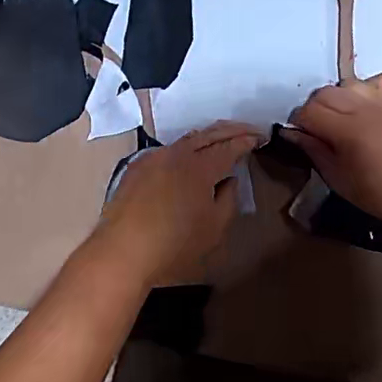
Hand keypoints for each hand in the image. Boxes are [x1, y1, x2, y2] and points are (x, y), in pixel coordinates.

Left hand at [92, 121, 263, 286]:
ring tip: (222, 139)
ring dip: (207, 137)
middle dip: (231, 130)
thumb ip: (228, 199)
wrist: (122, 251)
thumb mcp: (215, 228)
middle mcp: (176, 154)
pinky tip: (189, 157)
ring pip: (186, 140)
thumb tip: (229, 180)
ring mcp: (153, 157)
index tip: (260, 138)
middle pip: (208, 134)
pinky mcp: (136, 167)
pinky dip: (185, 148)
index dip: (247, 140)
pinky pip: (167, 150)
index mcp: (200, 166)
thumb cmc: (174, 246)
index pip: (229, 146)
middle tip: (249, 130)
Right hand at [284, 74, 381, 232]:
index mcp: (349, 132)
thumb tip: (291, 132)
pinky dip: (367, 88)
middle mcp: (367, 110)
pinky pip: (378, 80)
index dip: (298, 122)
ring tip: (341, 118)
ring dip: (338, 98)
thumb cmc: (377, 194)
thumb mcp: (335, 177)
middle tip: (318, 128)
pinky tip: (365, 106)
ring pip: (348, 84)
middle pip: (324, 93)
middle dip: (314, 109)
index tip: (301, 134)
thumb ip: (312, 149)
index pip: (309, 111)